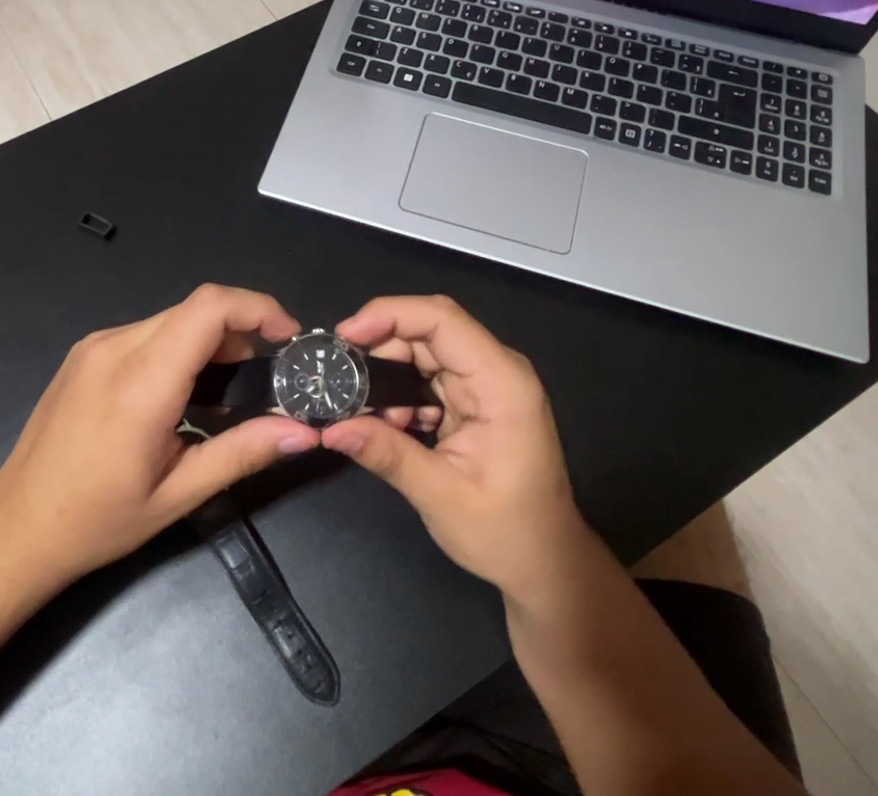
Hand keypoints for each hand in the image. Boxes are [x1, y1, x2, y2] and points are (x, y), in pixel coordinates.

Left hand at [0, 285, 319, 580]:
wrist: (17, 525)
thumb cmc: (98, 519)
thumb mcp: (179, 493)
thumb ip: (244, 453)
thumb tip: (305, 432)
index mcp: (141, 382)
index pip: (209, 308)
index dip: (258, 308)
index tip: (289, 338)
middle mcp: (115, 348)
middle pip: (195, 309)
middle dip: (241, 331)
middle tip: (265, 378)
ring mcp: (94, 346)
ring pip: (172, 318)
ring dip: (210, 340)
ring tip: (226, 392)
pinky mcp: (84, 353)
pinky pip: (146, 332)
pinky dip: (180, 347)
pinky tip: (184, 393)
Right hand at [322, 296, 594, 602]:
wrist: (545, 562)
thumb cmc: (506, 532)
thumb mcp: (441, 496)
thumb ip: (388, 454)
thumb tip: (332, 429)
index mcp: (501, 383)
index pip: (442, 321)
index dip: (390, 315)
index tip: (344, 336)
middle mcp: (496, 372)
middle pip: (429, 331)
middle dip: (380, 347)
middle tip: (341, 381)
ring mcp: (486, 385)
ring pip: (424, 352)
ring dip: (388, 375)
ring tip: (366, 415)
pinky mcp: (474, 402)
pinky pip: (428, 378)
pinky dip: (400, 394)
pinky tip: (389, 427)